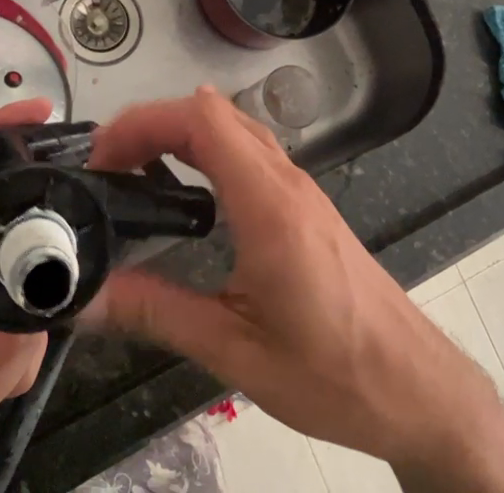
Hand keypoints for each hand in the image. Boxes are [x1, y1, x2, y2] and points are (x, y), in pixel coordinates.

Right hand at [84, 88, 503, 492]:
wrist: (418, 389)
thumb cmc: (334, 373)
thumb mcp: (234, 351)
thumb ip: (157, 313)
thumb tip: (85, 297)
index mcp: (269, 206)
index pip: (201, 119)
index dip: (143, 122)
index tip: (102, 158)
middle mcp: (287, 184)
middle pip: (213, 113)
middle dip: (151, 126)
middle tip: (107, 167)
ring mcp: (302, 192)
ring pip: (234, 129)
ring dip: (179, 135)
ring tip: (134, 175)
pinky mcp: (307, 209)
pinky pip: (250, 153)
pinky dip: (205, 152)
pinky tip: (185, 195)